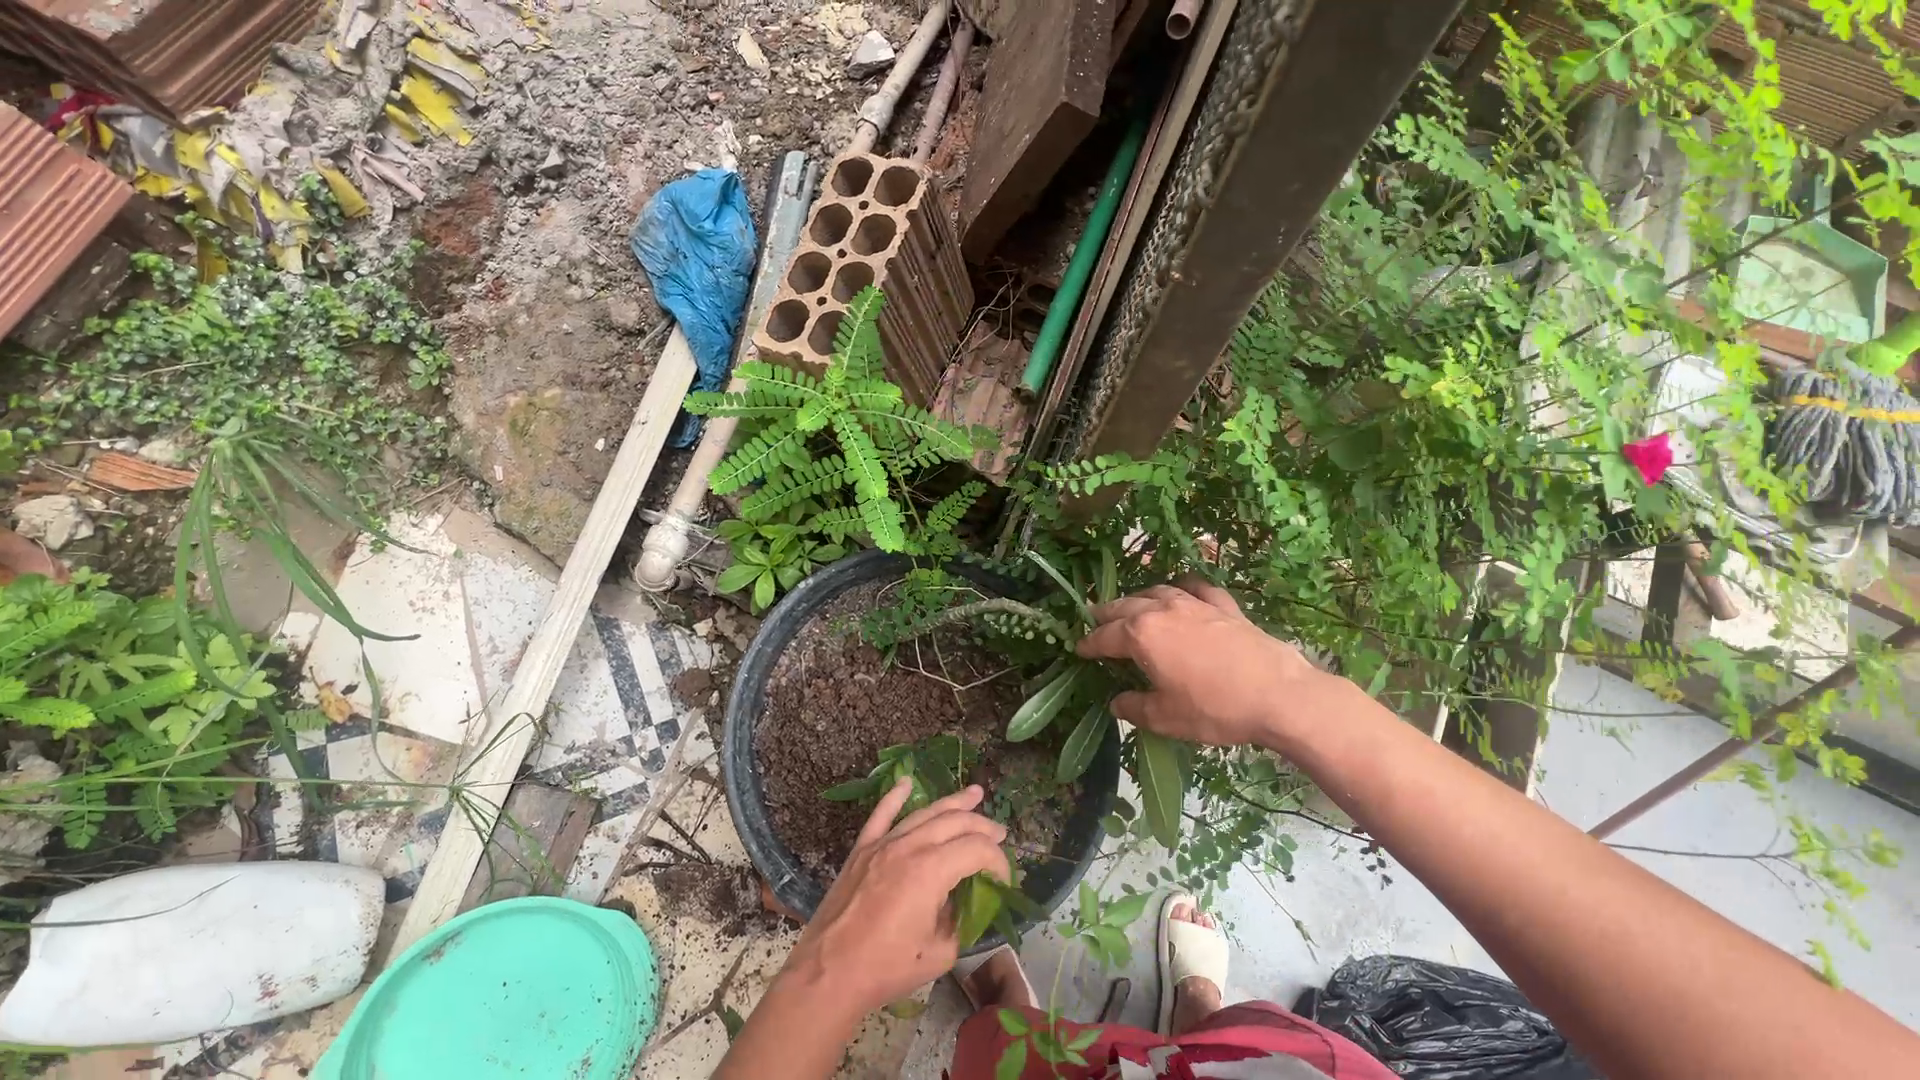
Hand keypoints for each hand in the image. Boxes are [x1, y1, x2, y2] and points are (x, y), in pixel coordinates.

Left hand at [785, 778, 1009, 1019]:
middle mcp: (909, 847)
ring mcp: (882, 845)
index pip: (977, 849)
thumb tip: (961, 906)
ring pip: (923, 813)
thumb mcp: (939, 954)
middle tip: (1000, 833)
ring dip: (952, 803)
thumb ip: (958, 922)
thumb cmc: (885, 968)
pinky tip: (906, 782)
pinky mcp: (861, 851)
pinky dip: (894, 796)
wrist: (828, 972)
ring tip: (974, 794)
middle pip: (954, 822)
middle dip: (982, 826)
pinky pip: (880, 815)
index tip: (1003, 880)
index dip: (998, 861)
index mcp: (931, 871)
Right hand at [1076, 578, 1325, 747]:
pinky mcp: (1226, 607)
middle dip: (1106, 613)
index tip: (1078, 649)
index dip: (1089, 644)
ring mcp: (1196, 604)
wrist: (1278, 695)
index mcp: (1142, 635)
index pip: (1105, 636)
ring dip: (1140, 598)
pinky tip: (1184, 591)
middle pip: (1126, 606)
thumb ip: (1135, 708)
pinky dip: (1184, 588)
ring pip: (1159, 591)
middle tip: (1095, 619)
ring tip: (1132, 605)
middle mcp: (1164, 610)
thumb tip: (1117, 703)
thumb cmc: (1214, 708)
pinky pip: (1198, 589)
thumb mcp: (1165, 717)